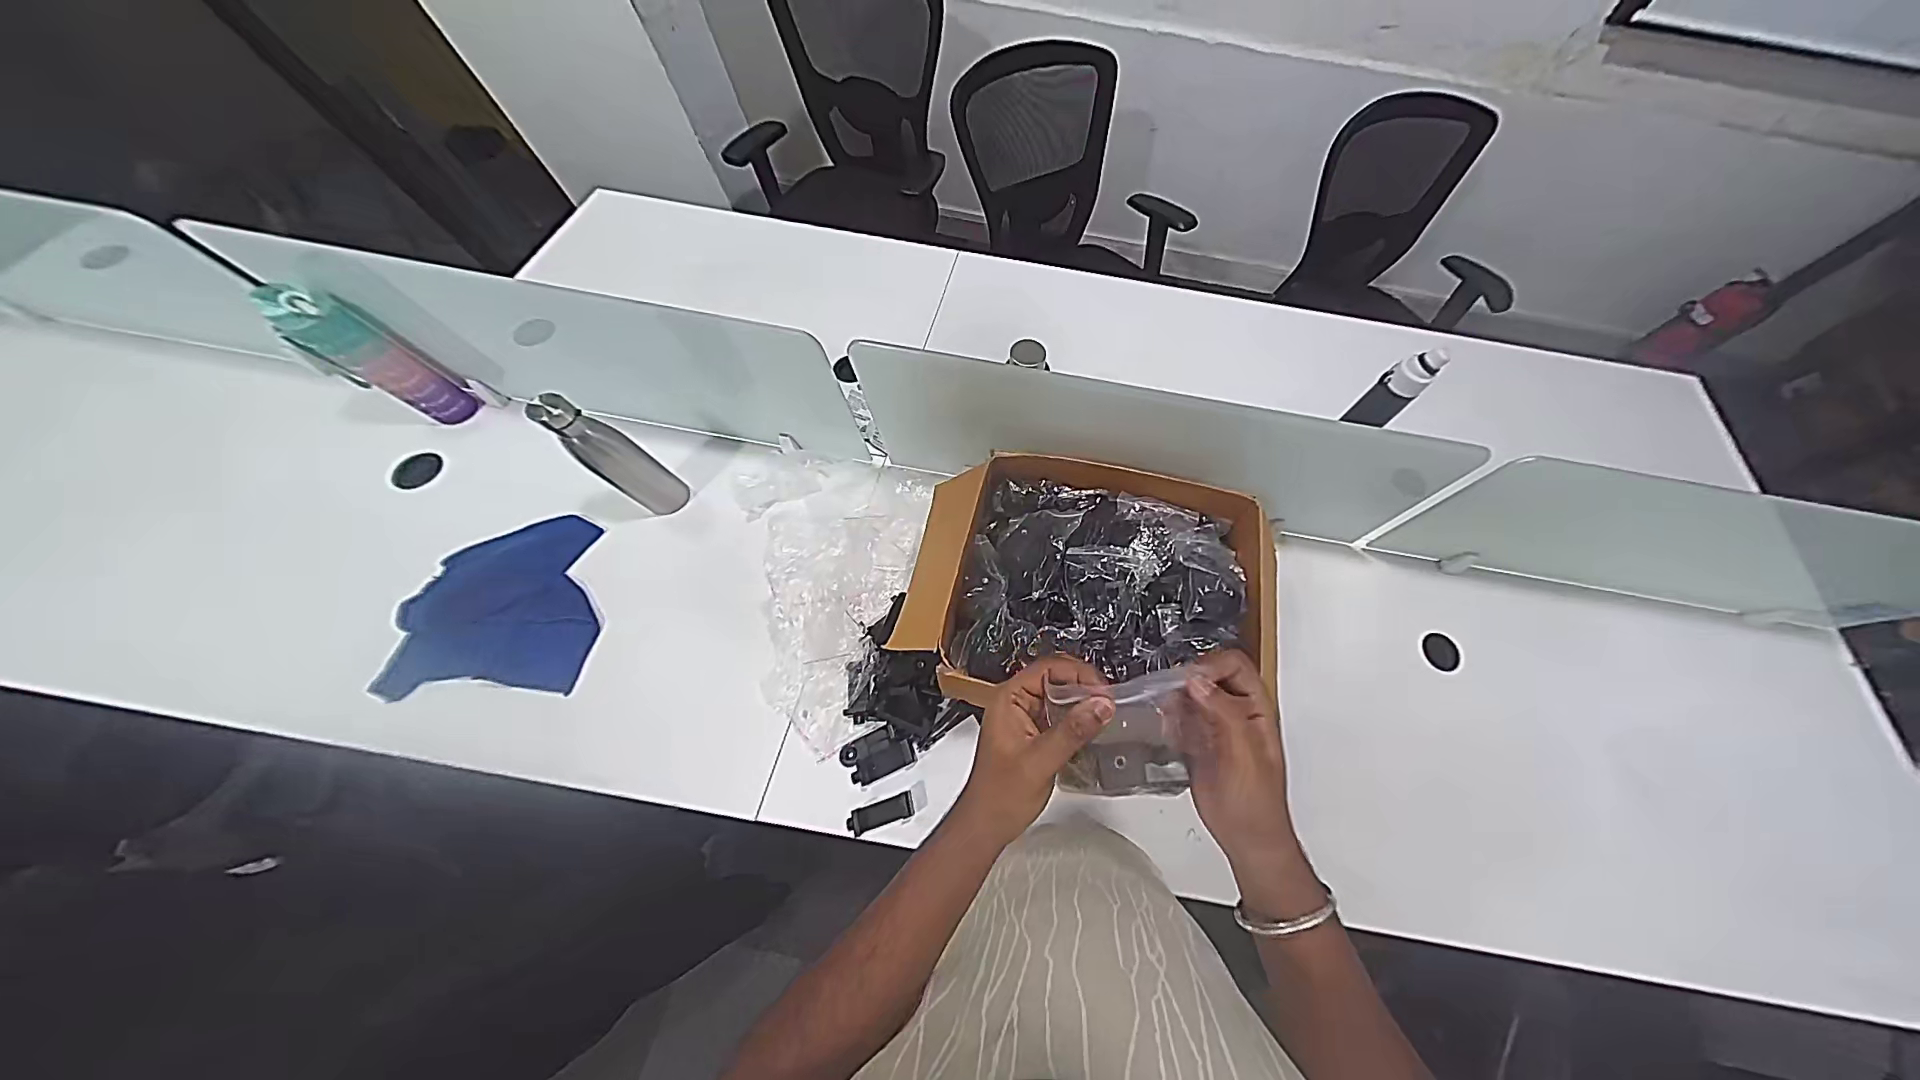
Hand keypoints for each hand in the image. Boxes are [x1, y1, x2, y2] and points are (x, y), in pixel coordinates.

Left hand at [950, 655, 1113, 847]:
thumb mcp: (1040, 761)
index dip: (1077, 673)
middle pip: (1055, 678)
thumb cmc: (998, 795)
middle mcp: (1015, 705)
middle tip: (1106, 700)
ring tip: (1103, 713)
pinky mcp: (1034, 735)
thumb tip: (1099, 706)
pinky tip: (1091, 730)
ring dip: (1081, 703)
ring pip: (1059, 698)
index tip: (1100, 689)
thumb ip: (1072, 731)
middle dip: (1083, 686)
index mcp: (1008, 700)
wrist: (987, 823)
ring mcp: (1025, 719)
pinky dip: (1077, 719)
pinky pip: (1060, 716)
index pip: (1047, 668)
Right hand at [1179, 650, 1320, 913]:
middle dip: (1187, 677)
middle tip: (1170, 690)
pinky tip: (1164, 726)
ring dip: (1173, 695)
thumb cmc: (1257, 803)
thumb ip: (1224, 713)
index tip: (1189, 680)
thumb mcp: (1245, 753)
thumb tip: (1198, 681)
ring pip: (1190, 692)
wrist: (1246, 837)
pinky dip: (1167, 715)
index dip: (1211, 665)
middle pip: (1209, 674)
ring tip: (1164, 709)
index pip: (1235, 665)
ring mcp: (1214, 725)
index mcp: (1256, 708)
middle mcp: (1235, 711)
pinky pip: (1178, 715)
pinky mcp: (1196, 739)